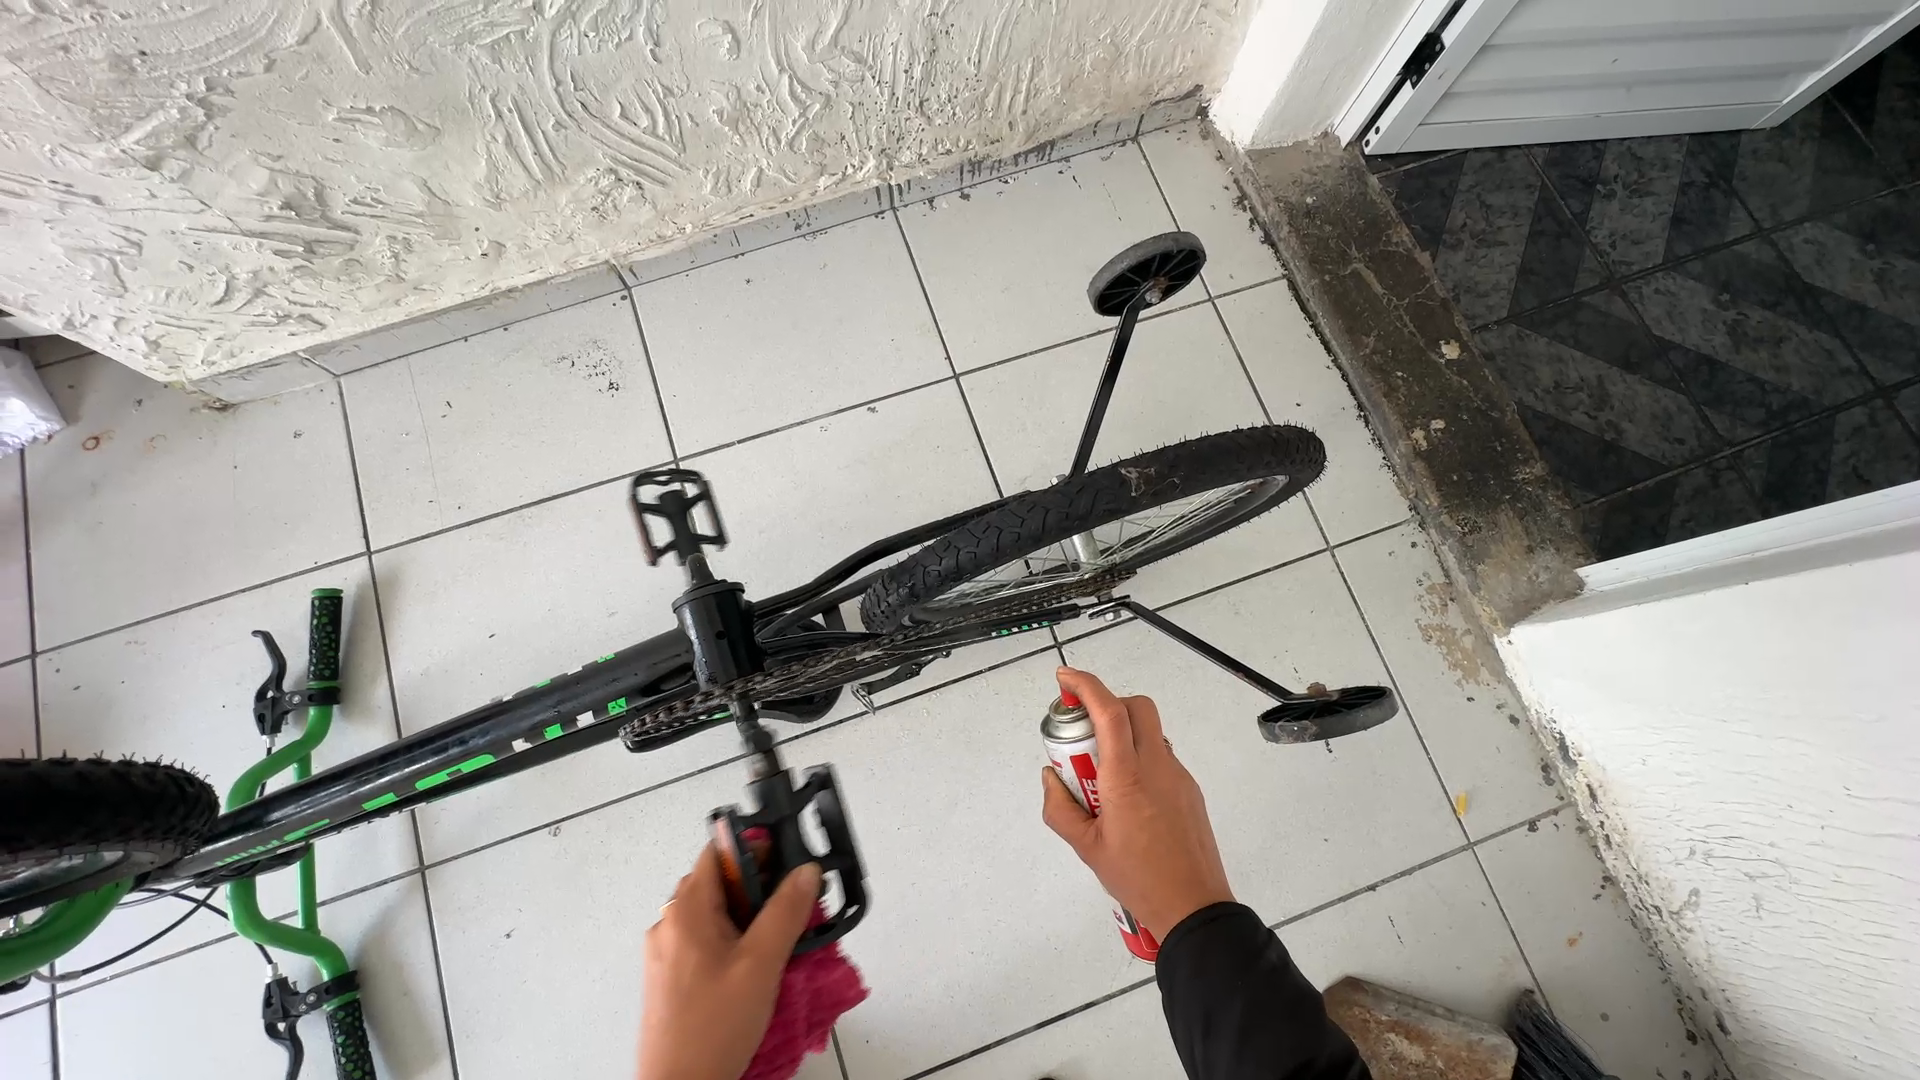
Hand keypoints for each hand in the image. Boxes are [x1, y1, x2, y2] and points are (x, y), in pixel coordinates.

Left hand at [637, 846, 821, 1079]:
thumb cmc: (717, 1024)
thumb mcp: (762, 963)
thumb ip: (786, 911)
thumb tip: (806, 869)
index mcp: (685, 910)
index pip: (717, 852)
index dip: (753, 848)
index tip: (786, 863)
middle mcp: (668, 924)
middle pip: (716, 883)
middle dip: (756, 887)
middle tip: (792, 904)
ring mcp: (664, 954)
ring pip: (712, 914)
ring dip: (746, 916)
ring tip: (779, 938)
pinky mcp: (667, 981)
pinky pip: (703, 942)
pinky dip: (730, 941)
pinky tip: (754, 967)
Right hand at [1040, 666, 1234, 939]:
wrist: (1194, 909)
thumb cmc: (1136, 877)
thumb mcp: (1086, 847)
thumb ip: (1060, 808)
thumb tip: (1051, 777)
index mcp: (1126, 777)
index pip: (1109, 712)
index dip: (1085, 685)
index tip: (1064, 678)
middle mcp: (1156, 766)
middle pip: (1136, 707)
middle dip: (1107, 702)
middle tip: (1084, 728)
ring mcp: (1178, 776)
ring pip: (1151, 731)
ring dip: (1124, 733)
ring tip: (1103, 773)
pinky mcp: (1190, 790)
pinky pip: (1161, 756)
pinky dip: (1139, 757)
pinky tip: (1129, 797)